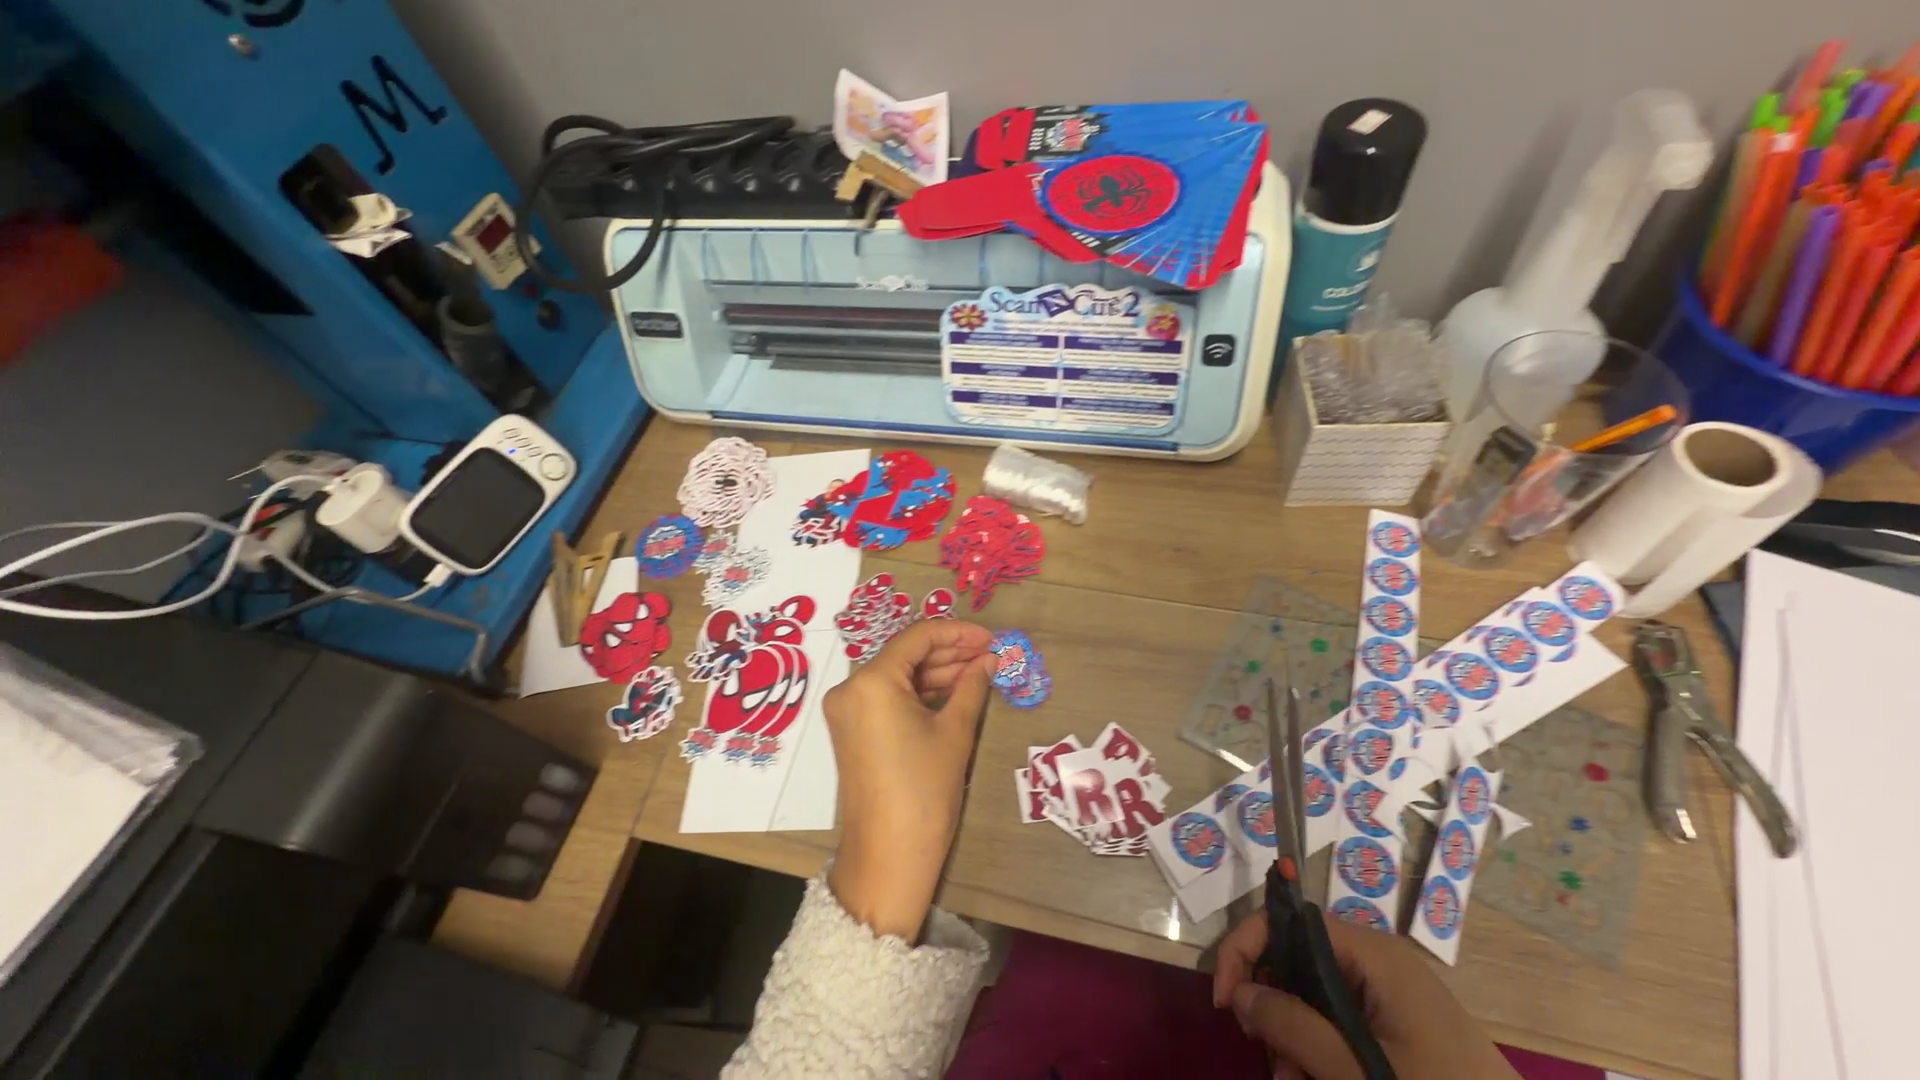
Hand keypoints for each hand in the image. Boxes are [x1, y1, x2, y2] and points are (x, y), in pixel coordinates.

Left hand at [824, 618, 994, 940]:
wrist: (890, 853)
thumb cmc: (925, 789)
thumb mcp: (954, 732)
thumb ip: (972, 687)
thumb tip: (989, 661)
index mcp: (871, 681)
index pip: (917, 638)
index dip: (957, 633)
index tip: (990, 638)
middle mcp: (850, 688)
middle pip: (905, 655)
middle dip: (949, 653)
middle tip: (990, 655)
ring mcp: (847, 710)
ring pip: (897, 677)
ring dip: (936, 673)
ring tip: (980, 673)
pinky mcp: (852, 730)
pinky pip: (887, 698)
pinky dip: (919, 694)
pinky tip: (954, 692)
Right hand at [1212, 910, 1520, 1079]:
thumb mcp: (1357, 1072)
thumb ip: (1294, 1027)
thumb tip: (1239, 991)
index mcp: (1375, 957)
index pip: (1292, 921)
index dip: (1247, 948)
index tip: (1224, 1001)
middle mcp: (1381, 963)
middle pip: (1299, 957)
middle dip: (1271, 1002)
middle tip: (1263, 1052)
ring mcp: (1393, 996)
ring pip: (1315, 994)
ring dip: (1292, 1034)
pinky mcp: (1401, 1025)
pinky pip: (1341, 1020)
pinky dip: (1319, 1047)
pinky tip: (1315, 1079)